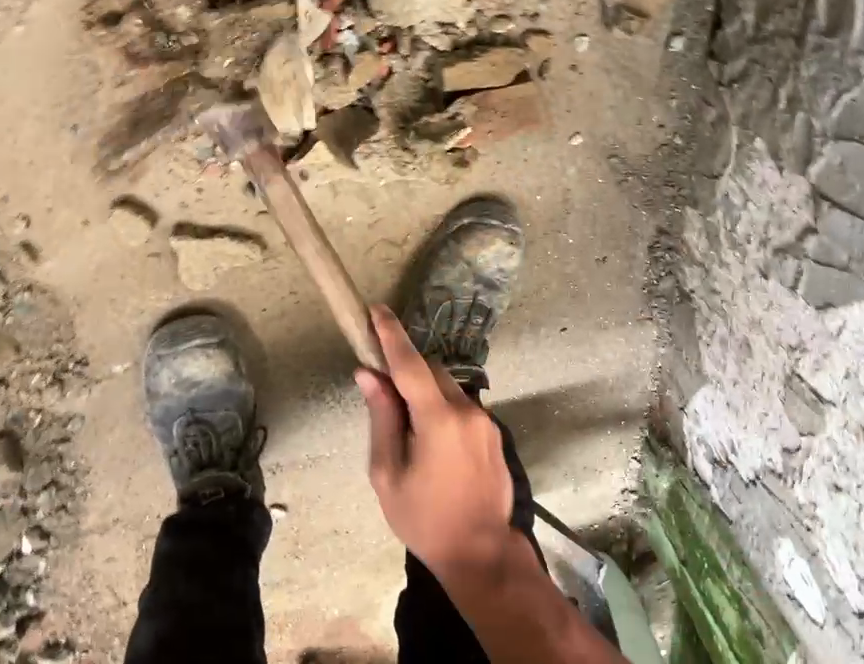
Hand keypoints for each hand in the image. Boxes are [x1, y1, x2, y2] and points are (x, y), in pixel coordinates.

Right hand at [356, 306, 517, 573]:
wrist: (481, 553)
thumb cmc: (425, 519)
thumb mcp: (387, 473)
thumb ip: (381, 418)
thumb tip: (368, 375)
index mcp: (438, 419)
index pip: (410, 364)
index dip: (392, 335)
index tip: (376, 310)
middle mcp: (467, 411)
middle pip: (431, 372)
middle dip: (407, 373)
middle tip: (384, 395)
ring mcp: (486, 422)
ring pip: (448, 390)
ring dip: (426, 396)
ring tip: (410, 434)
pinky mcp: (495, 435)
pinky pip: (462, 409)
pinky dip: (443, 412)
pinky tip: (434, 448)